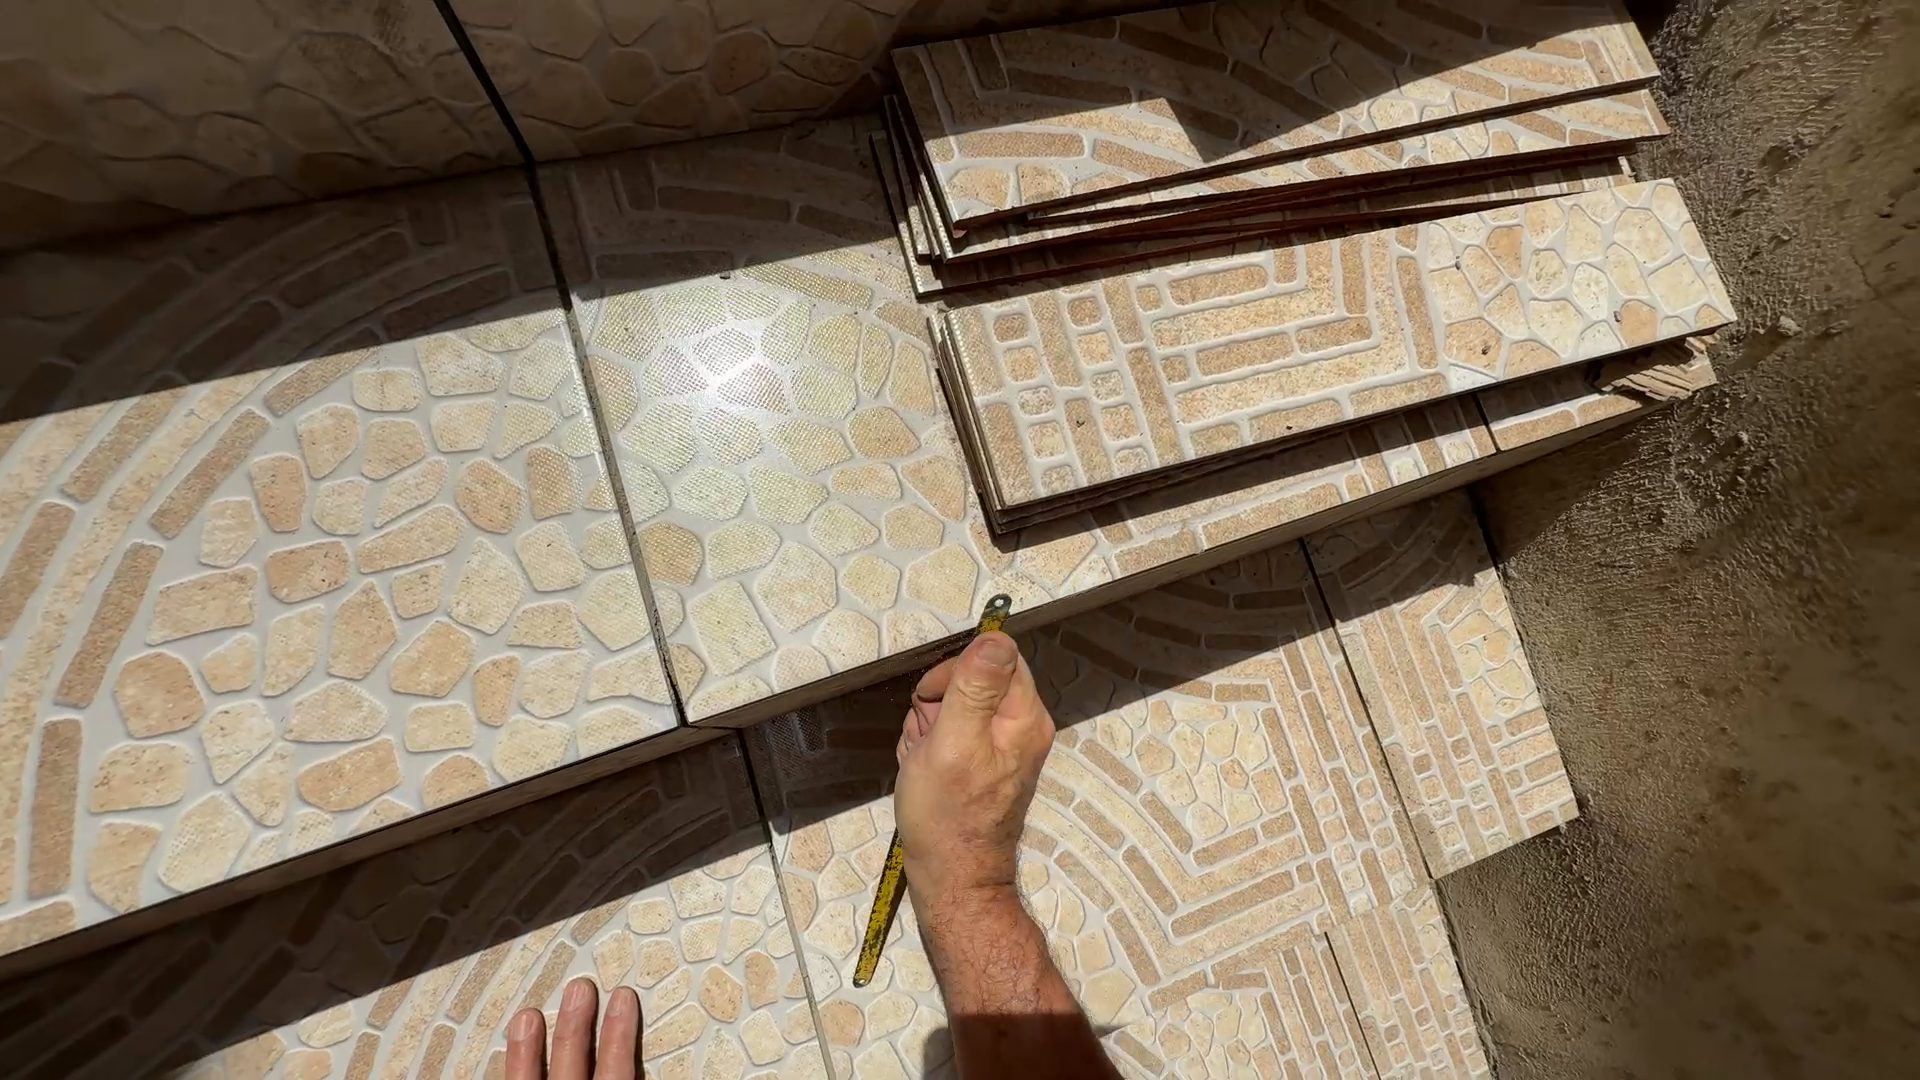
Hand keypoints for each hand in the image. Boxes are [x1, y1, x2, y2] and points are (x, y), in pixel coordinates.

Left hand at [506, 977, 642, 1079]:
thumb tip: (680, 1074)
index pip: (615, 1071)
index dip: (619, 1034)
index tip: (623, 996)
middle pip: (571, 1067)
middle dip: (574, 1028)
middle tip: (579, 988)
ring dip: (525, 1052)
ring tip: (526, 1016)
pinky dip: (508, 1070)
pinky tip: (506, 1049)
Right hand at [895, 631, 1055, 915]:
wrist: (951, 877)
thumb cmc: (947, 812)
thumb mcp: (954, 742)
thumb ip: (974, 687)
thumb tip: (995, 636)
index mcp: (1024, 715)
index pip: (995, 655)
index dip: (957, 670)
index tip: (935, 701)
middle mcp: (1021, 725)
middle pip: (973, 679)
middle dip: (937, 704)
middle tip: (928, 741)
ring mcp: (1003, 744)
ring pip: (956, 705)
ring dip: (929, 726)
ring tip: (924, 761)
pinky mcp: (985, 760)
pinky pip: (952, 731)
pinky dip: (931, 745)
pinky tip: (925, 770)